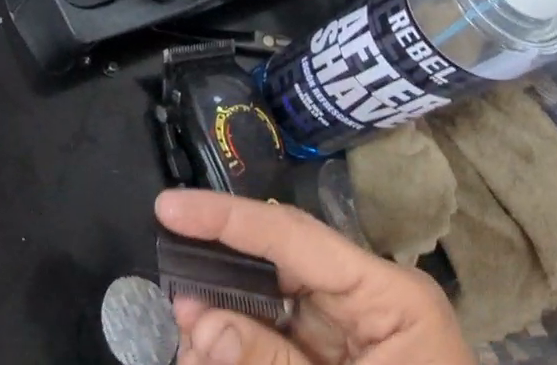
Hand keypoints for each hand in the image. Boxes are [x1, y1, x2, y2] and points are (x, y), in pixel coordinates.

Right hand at [155, 190, 472, 364]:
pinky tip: (208, 354)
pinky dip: (241, 347)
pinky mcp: (335, 356)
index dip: (225, 218)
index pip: (294, 236)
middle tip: (174, 301)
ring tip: (187, 346)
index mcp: (389, 296)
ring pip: (268, 302)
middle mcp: (367, 298)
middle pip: (276, 263)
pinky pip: (276, 336)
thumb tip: (200, 321)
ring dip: (224, 321)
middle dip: (219, 278)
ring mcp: (352, 329)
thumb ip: (272, 362)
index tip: (167, 208)